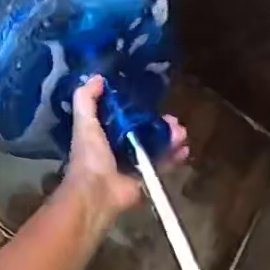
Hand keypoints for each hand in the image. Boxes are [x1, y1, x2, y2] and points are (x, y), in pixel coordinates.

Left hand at [63, 75, 188, 216]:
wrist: (97, 192)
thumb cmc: (90, 156)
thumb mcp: (84, 122)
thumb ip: (86, 99)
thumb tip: (96, 77)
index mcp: (100, 134)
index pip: (121, 117)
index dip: (135, 108)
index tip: (150, 101)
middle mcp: (116, 148)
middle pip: (142, 131)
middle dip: (158, 124)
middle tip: (174, 119)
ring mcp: (131, 164)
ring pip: (155, 146)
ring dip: (169, 138)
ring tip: (181, 132)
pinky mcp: (144, 178)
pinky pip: (162, 164)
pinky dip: (174, 156)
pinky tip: (184, 149)